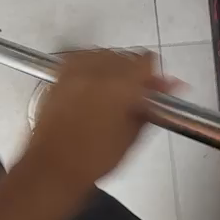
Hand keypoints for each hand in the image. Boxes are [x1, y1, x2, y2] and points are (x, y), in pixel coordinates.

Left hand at [20, 49, 177, 190]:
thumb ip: (150, 106)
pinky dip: (90, 66)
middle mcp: (93, 73)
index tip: (156, 88)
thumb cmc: (93, 159)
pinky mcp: (56, 77)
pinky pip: (79, 58)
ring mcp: (71, 73)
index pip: (144, 61)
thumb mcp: (133, 136)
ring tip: (115, 92)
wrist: (53, 166)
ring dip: (113, 67)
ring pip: (102, 53)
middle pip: (123, 55)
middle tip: (138, 94)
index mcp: (117, 87)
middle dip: (135, 72)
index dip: (154, 75)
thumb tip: (166, 87)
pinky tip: (94, 85)